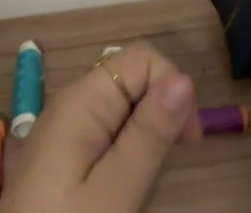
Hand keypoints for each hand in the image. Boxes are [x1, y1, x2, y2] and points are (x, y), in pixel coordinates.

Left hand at [0, 42, 200, 212]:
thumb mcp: (115, 191)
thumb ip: (149, 134)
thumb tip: (184, 79)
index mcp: (83, 99)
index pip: (143, 57)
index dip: (172, 88)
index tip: (185, 141)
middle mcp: (74, 102)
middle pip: (135, 82)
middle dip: (158, 121)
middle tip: (154, 175)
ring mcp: (67, 128)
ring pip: (126, 112)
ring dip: (142, 145)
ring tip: (132, 191)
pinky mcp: (64, 153)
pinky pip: (108, 136)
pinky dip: (124, 159)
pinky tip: (117, 192)